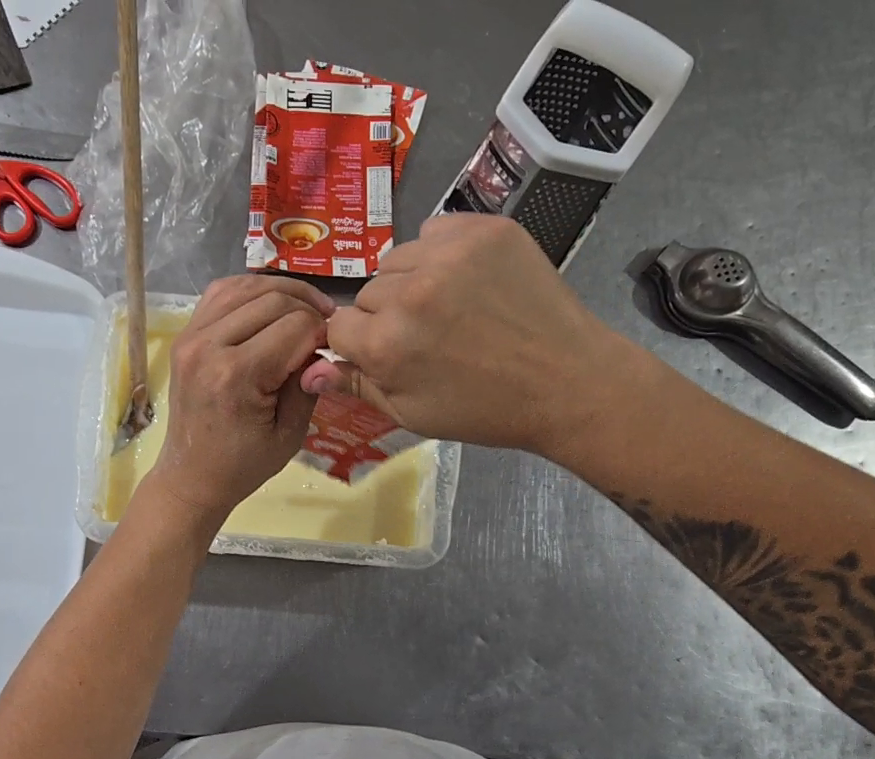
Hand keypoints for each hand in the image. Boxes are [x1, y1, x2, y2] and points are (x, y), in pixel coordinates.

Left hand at [143, 275, 333, 522]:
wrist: (191, 477)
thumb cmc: (243, 465)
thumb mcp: (290, 434)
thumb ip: (308, 384)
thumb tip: (323, 345)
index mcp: (236, 375)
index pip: (296, 326)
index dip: (322, 333)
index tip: (332, 349)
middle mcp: (209, 346)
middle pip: (273, 300)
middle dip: (307, 310)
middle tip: (323, 331)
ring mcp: (191, 336)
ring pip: (247, 286)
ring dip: (283, 293)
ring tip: (306, 310)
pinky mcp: (185, 335)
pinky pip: (222, 293)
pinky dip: (251, 291)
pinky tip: (272, 305)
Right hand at [308, 214, 661, 455]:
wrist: (567, 381)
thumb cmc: (484, 410)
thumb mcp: (411, 413)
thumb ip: (356, 386)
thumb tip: (307, 372)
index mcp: (385, 343)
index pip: (338, 327)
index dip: (358, 343)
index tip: (386, 353)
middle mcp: (408, 292)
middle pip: (368, 293)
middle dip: (385, 315)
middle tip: (425, 336)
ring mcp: (449, 254)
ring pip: (396, 259)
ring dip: (409, 281)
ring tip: (445, 306)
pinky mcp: (483, 229)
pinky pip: (434, 232)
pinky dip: (440, 253)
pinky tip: (464, 280)